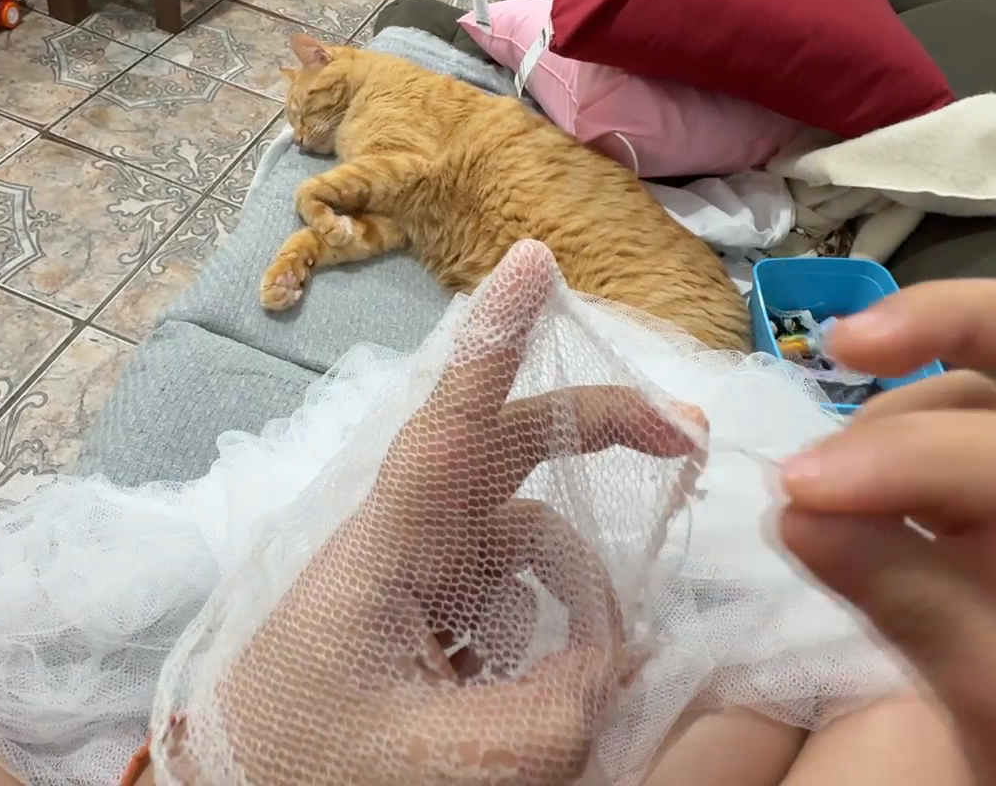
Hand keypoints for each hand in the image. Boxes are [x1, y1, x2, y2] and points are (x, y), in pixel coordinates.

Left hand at [178, 241, 700, 784]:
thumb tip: (616, 655)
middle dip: (596, 426)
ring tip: (607, 661)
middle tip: (689, 440)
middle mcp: (409, 532)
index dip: (495, 338)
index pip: (449, 421)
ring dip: (584, 580)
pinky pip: (515, 582)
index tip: (534, 260)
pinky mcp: (429, 601)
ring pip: (529, 530)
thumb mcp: (441, 761)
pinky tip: (571, 674)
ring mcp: (422, 565)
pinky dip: (558, 615)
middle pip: (510, 447)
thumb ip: (551, 713)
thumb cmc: (306, 767)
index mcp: (389, 544)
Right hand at [778, 280, 995, 785]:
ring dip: (904, 409)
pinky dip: (889, 455)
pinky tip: (844, 489)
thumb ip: (931, 623)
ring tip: (825, 474)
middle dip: (958, 324)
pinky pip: (953, 459)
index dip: (926, 462)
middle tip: (847, 339)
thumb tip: (797, 514)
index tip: (801, 491)